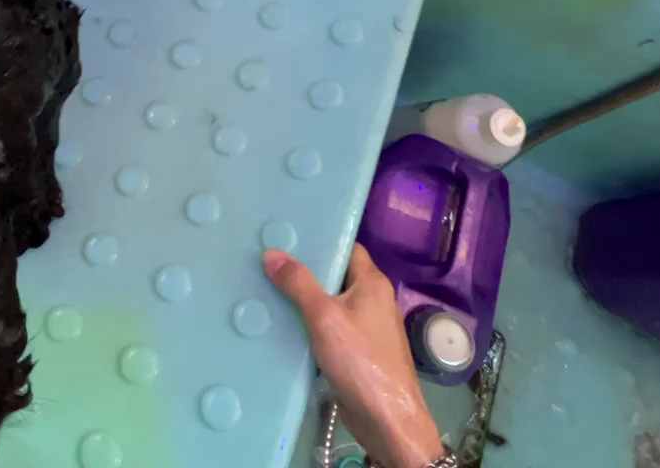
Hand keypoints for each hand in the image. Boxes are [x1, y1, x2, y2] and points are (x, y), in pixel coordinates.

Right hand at [266, 246, 444, 467]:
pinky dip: (311, 323)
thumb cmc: (361, 361)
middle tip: (271, 261)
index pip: (346, 248)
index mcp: (372, 283)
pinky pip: (332, 326)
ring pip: (332, 302)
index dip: (321, 241)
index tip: (289, 237)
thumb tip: (271, 253)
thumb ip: (298, 283)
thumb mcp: (324, 317)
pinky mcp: (359, 351)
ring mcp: (367, 327)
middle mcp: (373, 300)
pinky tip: (286, 323)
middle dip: (306, 270)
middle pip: (336, 275)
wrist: (388, 423)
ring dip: (306, 299)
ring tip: (271, 287)